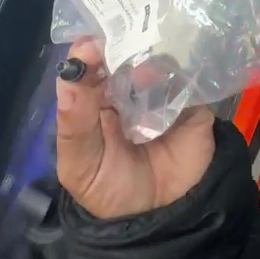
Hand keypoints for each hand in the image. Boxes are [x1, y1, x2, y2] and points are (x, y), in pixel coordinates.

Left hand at [54, 38, 215, 217]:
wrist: (164, 215)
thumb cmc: (112, 189)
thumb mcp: (81, 166)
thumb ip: (75, 126)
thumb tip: (68, 77)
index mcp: (95, 98)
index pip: (88, 65)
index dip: (87, 51)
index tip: (91, 45)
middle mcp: (127, 85)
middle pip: (124, 52)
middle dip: (122, 44)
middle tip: (123, 43)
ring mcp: (161, 87)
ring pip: (156, 56)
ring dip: (152, 55)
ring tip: (147, 73)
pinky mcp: (191, 94)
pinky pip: (188, 72)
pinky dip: (181, 67)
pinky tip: (174, 74)